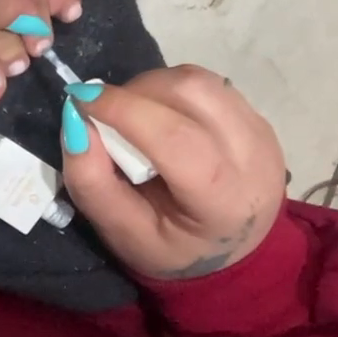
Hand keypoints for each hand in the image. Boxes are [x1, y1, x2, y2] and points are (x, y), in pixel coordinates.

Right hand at [56, 66, 286, 280]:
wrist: (226, 255)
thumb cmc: (165, 246)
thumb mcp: (117, 230)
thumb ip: (91, 181)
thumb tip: (75, 121)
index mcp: (223, 202)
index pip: (176, 139)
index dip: (124, 110)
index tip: (78, 100)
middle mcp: (255, 160)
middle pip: (192, 94)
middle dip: (135, 92)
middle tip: (105, 113)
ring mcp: (263, 136)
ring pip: (200, 81)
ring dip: (152, 86)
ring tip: (131, 113)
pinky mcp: (259, 121)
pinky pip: (209, 85)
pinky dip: (170, 90)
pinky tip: (159, 115)